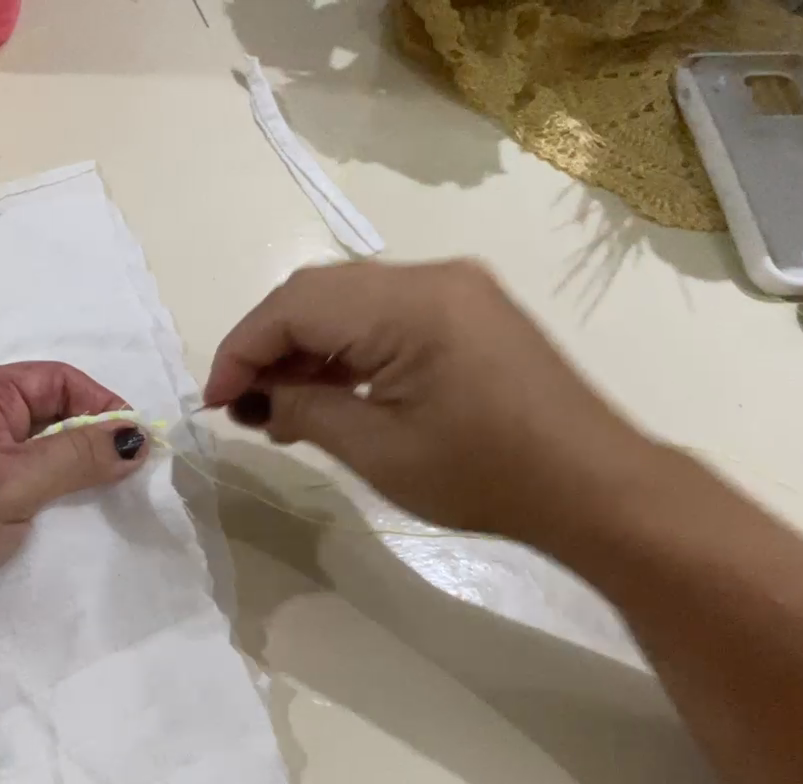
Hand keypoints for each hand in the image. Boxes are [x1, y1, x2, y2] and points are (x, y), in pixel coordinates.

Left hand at [0, 361, 149, 627]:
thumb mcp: (14, 482)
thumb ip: (79, 455)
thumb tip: (139, 437)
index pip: (54, 380)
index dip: (101, 404)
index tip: (139, 441)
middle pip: (49, 411)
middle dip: (91, 437)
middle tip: (133, 469)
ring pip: (41, 447)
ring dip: (74, 466)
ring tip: (114, 488)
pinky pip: (27, 476)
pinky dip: (55, 488)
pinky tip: (80, 506)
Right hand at [205, 259, 665, 542]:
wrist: (591, 486)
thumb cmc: (483, 476)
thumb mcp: (376, 450)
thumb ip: (303, 411)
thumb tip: (256, 399)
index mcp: (411, 305)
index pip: (294, 306)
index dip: (241, 351)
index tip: (212, 402)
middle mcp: (431, 278)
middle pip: (314, 293)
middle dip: (263, 347)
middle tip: (239, 405)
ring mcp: (452, 290)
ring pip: (342, 301)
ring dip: (298, 348)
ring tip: (274, 408)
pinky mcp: (463, 311)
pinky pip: (378, 315)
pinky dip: (337, 349)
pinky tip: (321, 393)